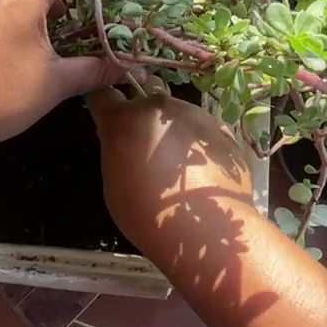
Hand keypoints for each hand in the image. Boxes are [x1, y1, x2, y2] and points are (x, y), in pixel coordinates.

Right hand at [88, 89, 259, 264]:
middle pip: (144, 97)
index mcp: (125, 120)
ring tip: (178, 164)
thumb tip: (123, 142)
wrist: (206, 231)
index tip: (106, 125)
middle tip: (144, 147)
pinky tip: (200, 171)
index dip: (104, 109)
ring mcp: (195, 115)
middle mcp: (160, 108)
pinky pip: (202, 129)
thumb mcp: (114, 183)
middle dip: (141, 116)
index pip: (104, 95)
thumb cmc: (147, 214)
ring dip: (171, 128)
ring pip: (176, 112)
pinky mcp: (222, 130)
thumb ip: (115, 150)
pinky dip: (197, 142)